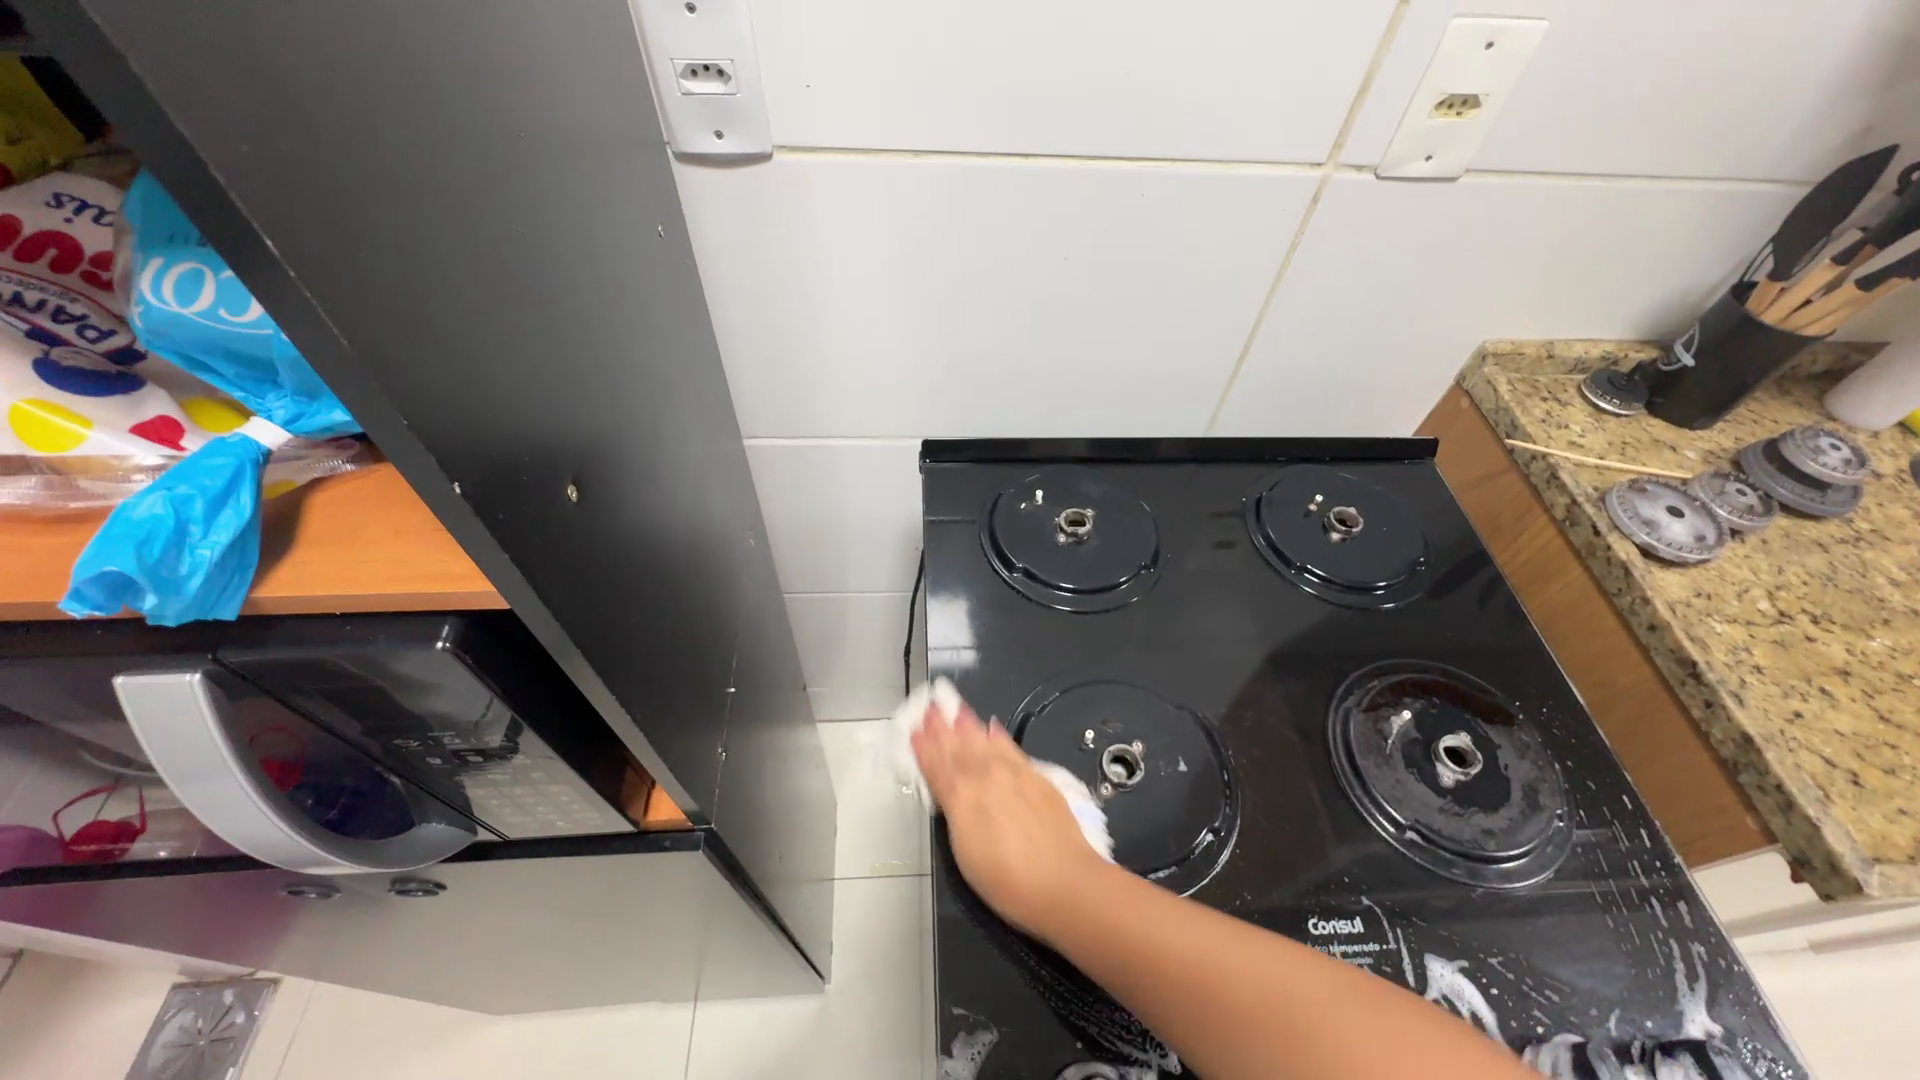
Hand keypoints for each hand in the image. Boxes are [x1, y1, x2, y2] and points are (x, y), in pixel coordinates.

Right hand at [912, 701, 1116, 940]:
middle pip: (959, 747)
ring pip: (984, 741)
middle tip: (932, 708)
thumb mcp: (964, 851)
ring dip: (967, 724)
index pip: (937, 766)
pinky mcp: (1037, 777)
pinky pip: (1011, 748)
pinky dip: (998, 736)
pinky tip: (993, 728)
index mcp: (961, 797)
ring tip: (956, 709)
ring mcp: (1014, 774)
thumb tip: (948, 788)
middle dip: (943, 727)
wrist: (1063, 882)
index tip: (915, 729)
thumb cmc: (1006, 880)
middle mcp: (985, 777)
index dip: (925, 748)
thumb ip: (955, 812)